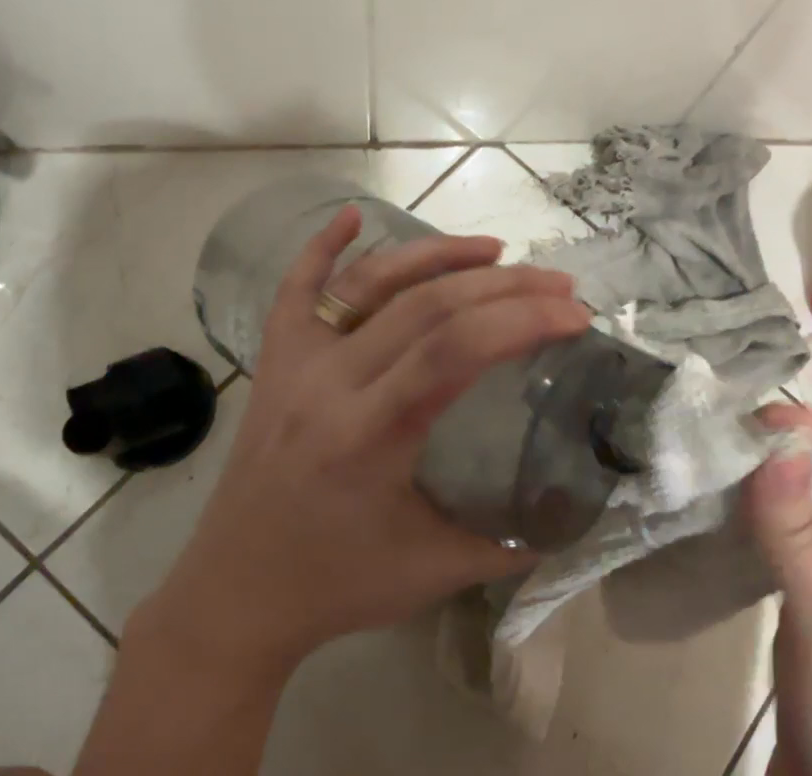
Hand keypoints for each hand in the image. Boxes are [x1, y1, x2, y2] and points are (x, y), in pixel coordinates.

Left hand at [150, 206, 591, 669]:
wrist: (233, 597)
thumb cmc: (335, 586)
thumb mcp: (433, 572)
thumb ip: (510, 543)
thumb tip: (578, 514)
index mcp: (371, 436)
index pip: (454, 351)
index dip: (521, 320)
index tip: (574, 315)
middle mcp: (330, 385)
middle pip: (426, 308)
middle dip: (505, 287)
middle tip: (559, 283)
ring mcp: (294, 366)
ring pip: (370, 285)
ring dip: (438, 256)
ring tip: (496, 250)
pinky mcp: (273, 364)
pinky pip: (296, 291)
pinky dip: (323, 248)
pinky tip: (352, 213)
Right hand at [745, 406, 811, 775]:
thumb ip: (799, 539)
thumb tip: (774, 447)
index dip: (807, 428)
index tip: (741, 422)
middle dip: (782, 445)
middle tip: (716, 440)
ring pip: (811, 495)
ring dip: (768, 475)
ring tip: (713, 461)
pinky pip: (793, 528)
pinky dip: (761, 509)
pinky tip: (725, 505)